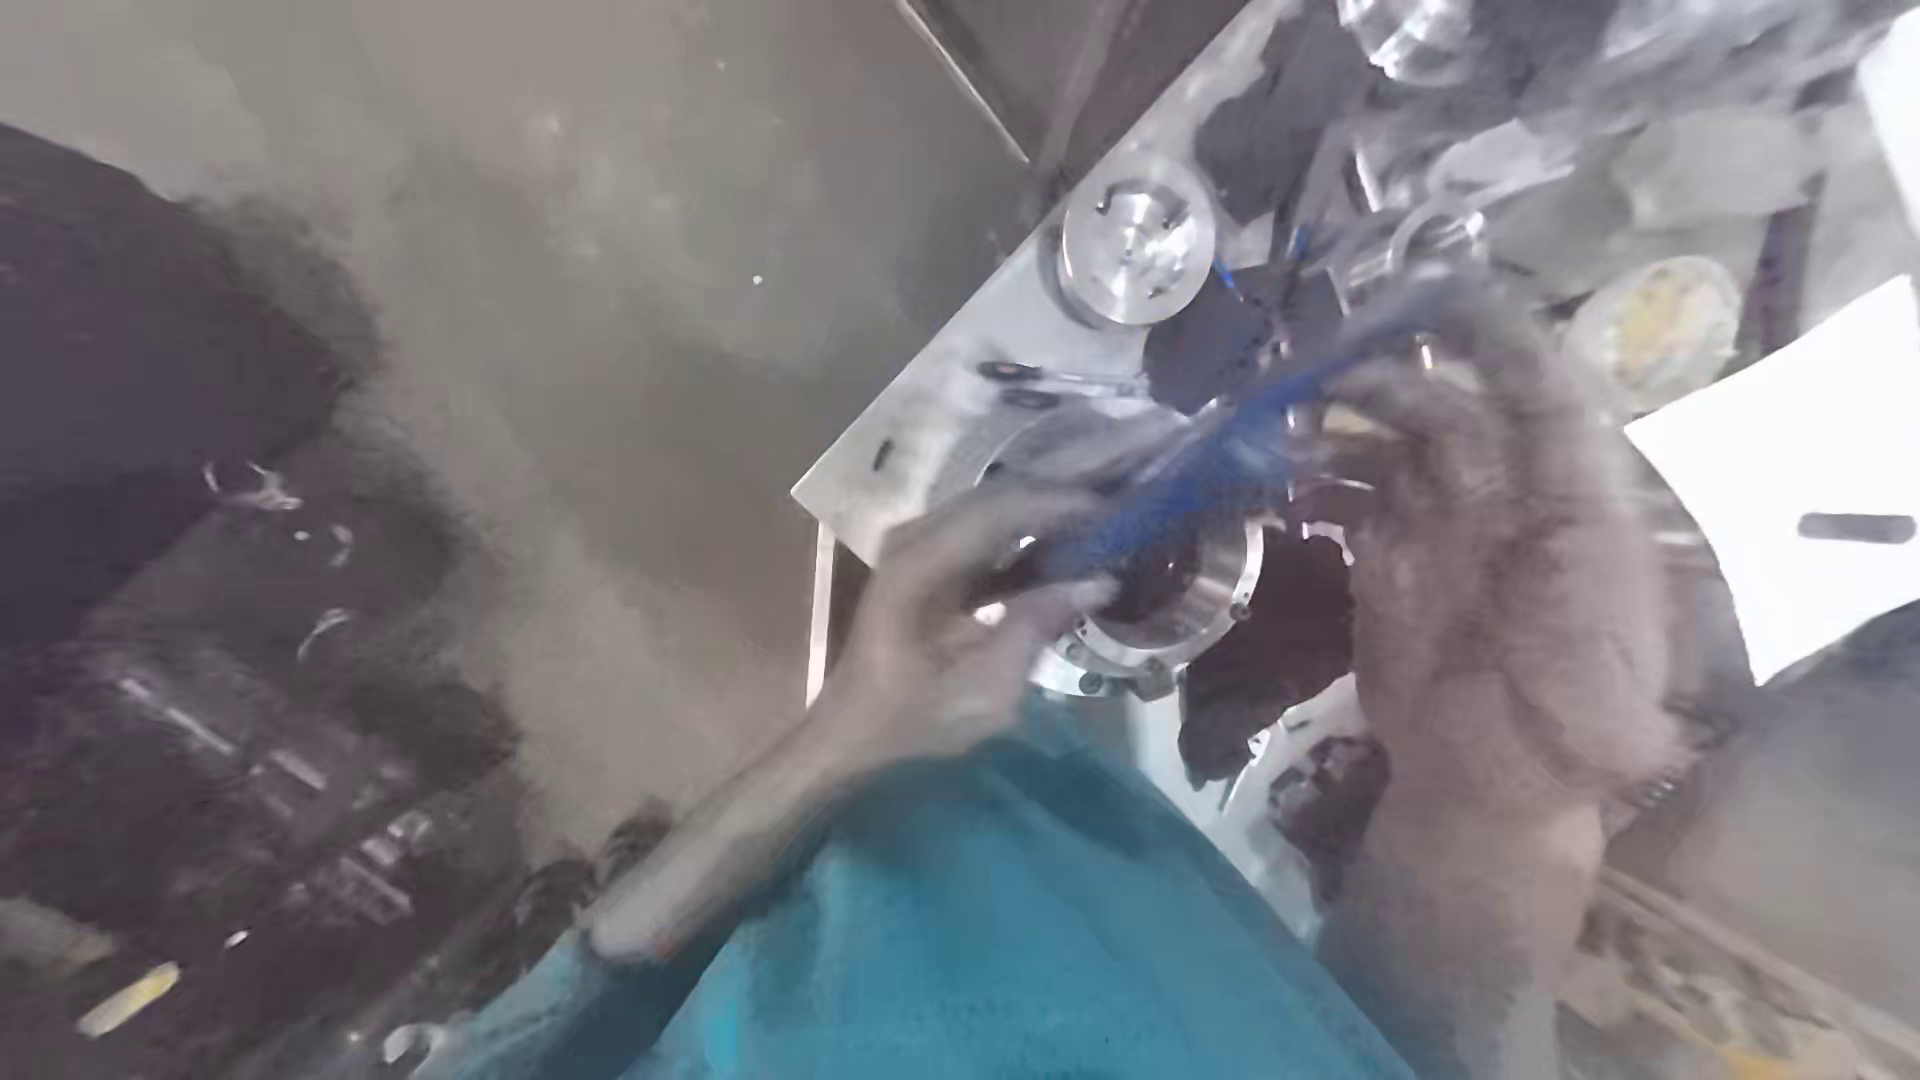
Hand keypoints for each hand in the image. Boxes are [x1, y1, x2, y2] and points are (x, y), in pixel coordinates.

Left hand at [809, 410, 1180, 768]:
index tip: (1121, 504)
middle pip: (1002, 493)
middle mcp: (915, 536)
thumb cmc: (911, 722)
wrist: (855, 730)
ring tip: (1112, 495)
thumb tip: (1100, 581)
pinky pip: (989, 525)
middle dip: (1068, 483)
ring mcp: (919, 541)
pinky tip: (1073, 529)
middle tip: (1129, 474)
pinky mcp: (929, 555)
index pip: (1002, 511)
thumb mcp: (983, 693)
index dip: (1064, 501)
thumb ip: (1036, 629)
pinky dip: (1033, 525)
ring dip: (1054, 499)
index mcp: (919, 565)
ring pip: (998, 502)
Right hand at [1325, 284, 1681, 812]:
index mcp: (1571, 524)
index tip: (1449, 309)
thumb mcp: (1602, 714)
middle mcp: (1504, 512)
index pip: (1548, 413)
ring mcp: (1438, 533)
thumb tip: (1554, 549)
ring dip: (1342, 436)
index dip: (1505, 352)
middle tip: (1320, 386)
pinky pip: (1353, 502)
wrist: (1485, 775)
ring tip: (1286, 434)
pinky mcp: (1388, 560)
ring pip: (1392, 455)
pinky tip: (1286, 492)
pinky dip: (1319, 488)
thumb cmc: (1556, 744)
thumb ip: (1586, 634)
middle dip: (1392, 391)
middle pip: (1450, 423)